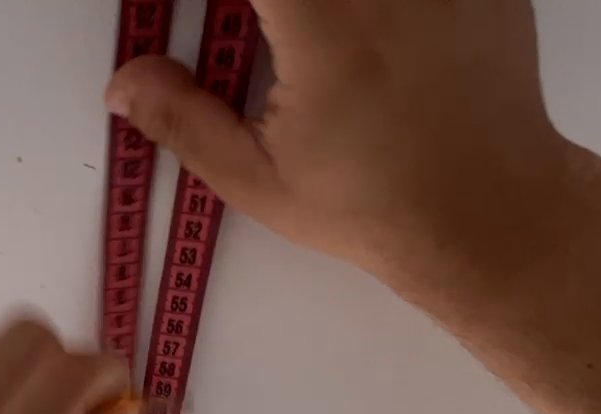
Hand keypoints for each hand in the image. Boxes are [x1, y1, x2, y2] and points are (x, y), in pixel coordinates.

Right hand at [105, 0, 582, 282]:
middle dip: (261, 7)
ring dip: (301, 9)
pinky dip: (364, 7)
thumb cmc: (362, 203)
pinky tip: (359, 43)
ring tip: (297, 47)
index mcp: (325, 21)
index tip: (187, 14)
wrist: (479, 206)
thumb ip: (184, 121)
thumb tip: (122, 84)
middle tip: (255, 36)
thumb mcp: (255, 179)